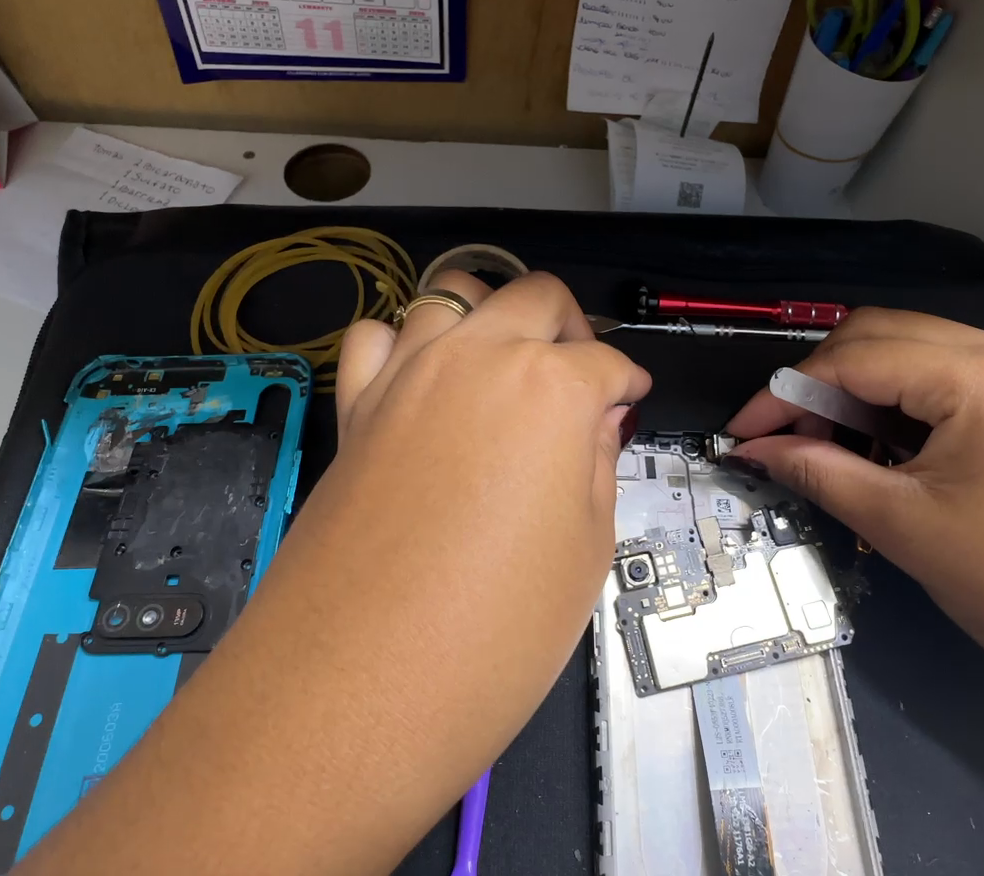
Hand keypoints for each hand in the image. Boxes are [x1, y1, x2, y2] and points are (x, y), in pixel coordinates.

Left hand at [17, 271, 650, 875]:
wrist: (355, 686)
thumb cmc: (497, 629)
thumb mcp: (586, 551)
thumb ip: (597, 466)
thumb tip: (596, 421)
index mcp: (549, 386)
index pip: (605, 361)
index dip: (627, 382)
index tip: (630, 400)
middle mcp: (476, 357)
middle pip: (532, 296)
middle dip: (569, 325)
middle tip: (579, 376)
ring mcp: (404, 375)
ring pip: (450, 298)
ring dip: (487, 320)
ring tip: (503, 372)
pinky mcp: (353, 408)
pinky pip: (376, 339)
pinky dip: (405, 345)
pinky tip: (423, 385)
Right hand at [726, 308, 983, 709]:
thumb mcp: (899, 523)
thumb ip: (816, 469)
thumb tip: (752, 449)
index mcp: (983, 376)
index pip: (857, 359)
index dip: (786, 391)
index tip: (741, 431)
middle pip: (881, 334)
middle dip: (819, 380)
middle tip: (781, 435)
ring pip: (909, 348)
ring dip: (855, 387)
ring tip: (823, 442)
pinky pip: (942, 372)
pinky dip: (895, 398)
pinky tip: (876, 441)